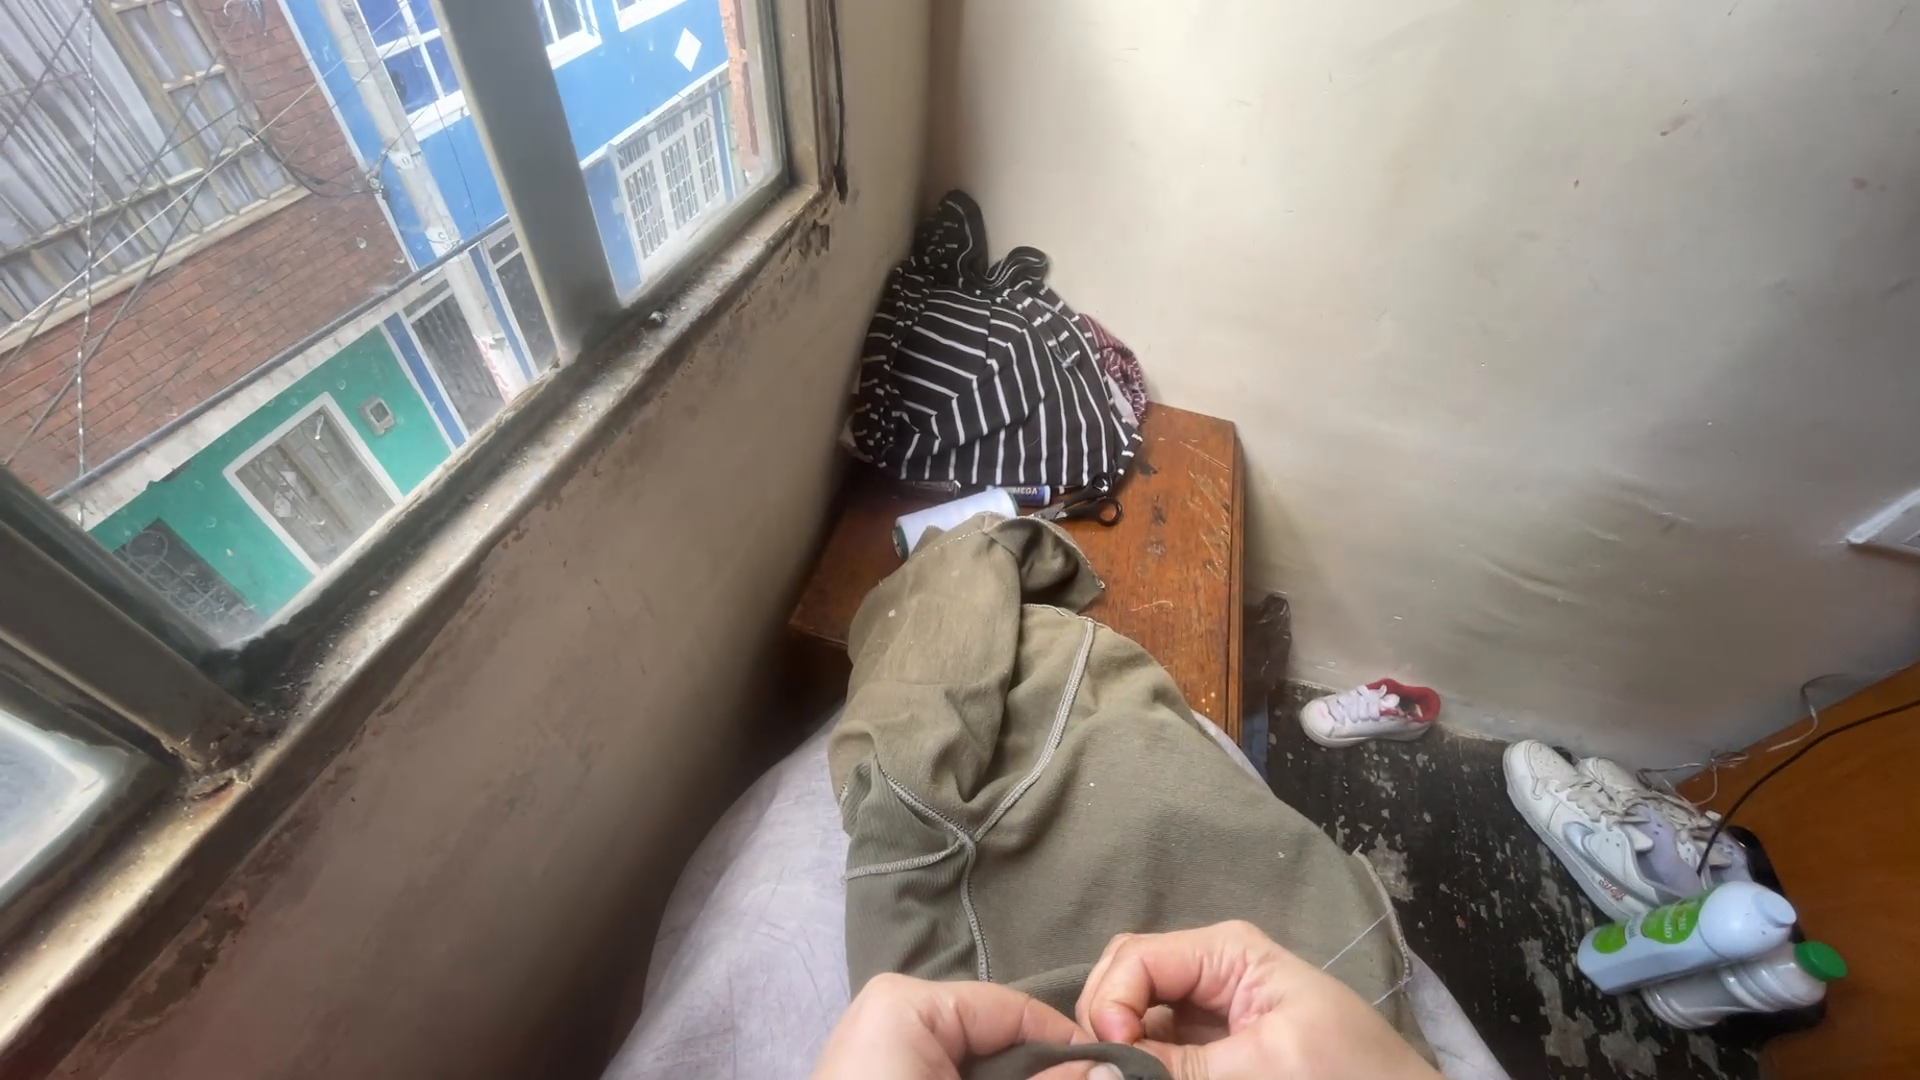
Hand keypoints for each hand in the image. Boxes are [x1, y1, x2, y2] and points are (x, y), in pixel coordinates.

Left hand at [812, 972, 1115, 1079]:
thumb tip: (1114, 1071)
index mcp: (907, 1003)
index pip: (1009, 1008)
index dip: (1064, 1042)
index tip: (1115, 1072)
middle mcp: (889, 1007)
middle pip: (990, 1034)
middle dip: (1035, 1073)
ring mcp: (877, 1042)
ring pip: (969, 1059)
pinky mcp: (875, 1073)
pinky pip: (939, 1072)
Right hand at [1075, 921, 1439, 1079]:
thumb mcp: (1269, 1067)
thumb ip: (1183, 1069)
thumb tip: (1097, 1069)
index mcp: (1225, 952)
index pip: (1137, 956)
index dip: (1112, 1001)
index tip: (1111, 1057)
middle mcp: (1210, 971)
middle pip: (1128, 978)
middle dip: (1107, 1019)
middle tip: (1104, 1071)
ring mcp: (1213, 1013)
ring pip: (1139, 1017)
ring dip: (1123, 1046)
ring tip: (1122, 1073)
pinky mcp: (1219, 1051)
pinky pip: (1166, 1046)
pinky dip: (1147, 1063)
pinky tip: (1144, 1075)